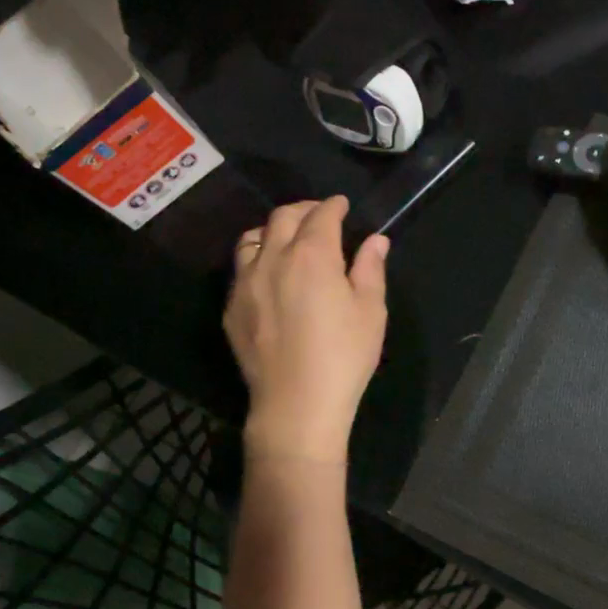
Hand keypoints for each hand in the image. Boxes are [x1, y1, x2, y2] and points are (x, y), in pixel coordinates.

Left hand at [223, 197, 388, 461]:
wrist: (296, 404)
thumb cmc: (344, 356)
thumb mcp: (370, 311)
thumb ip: (370, 269)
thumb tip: (375, 240)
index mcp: (312, 255)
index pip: (321, 216)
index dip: (333, 206)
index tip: (342, 205)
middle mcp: (273, 259)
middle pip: (282, 218)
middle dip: (304, 210)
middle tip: (320, 216)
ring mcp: (246, 283)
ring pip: (253, 238)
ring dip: (273, 230)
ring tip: (288, 239)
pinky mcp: (232, 307)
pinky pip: (241, 268)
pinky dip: (257, 258)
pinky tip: (270, 274)